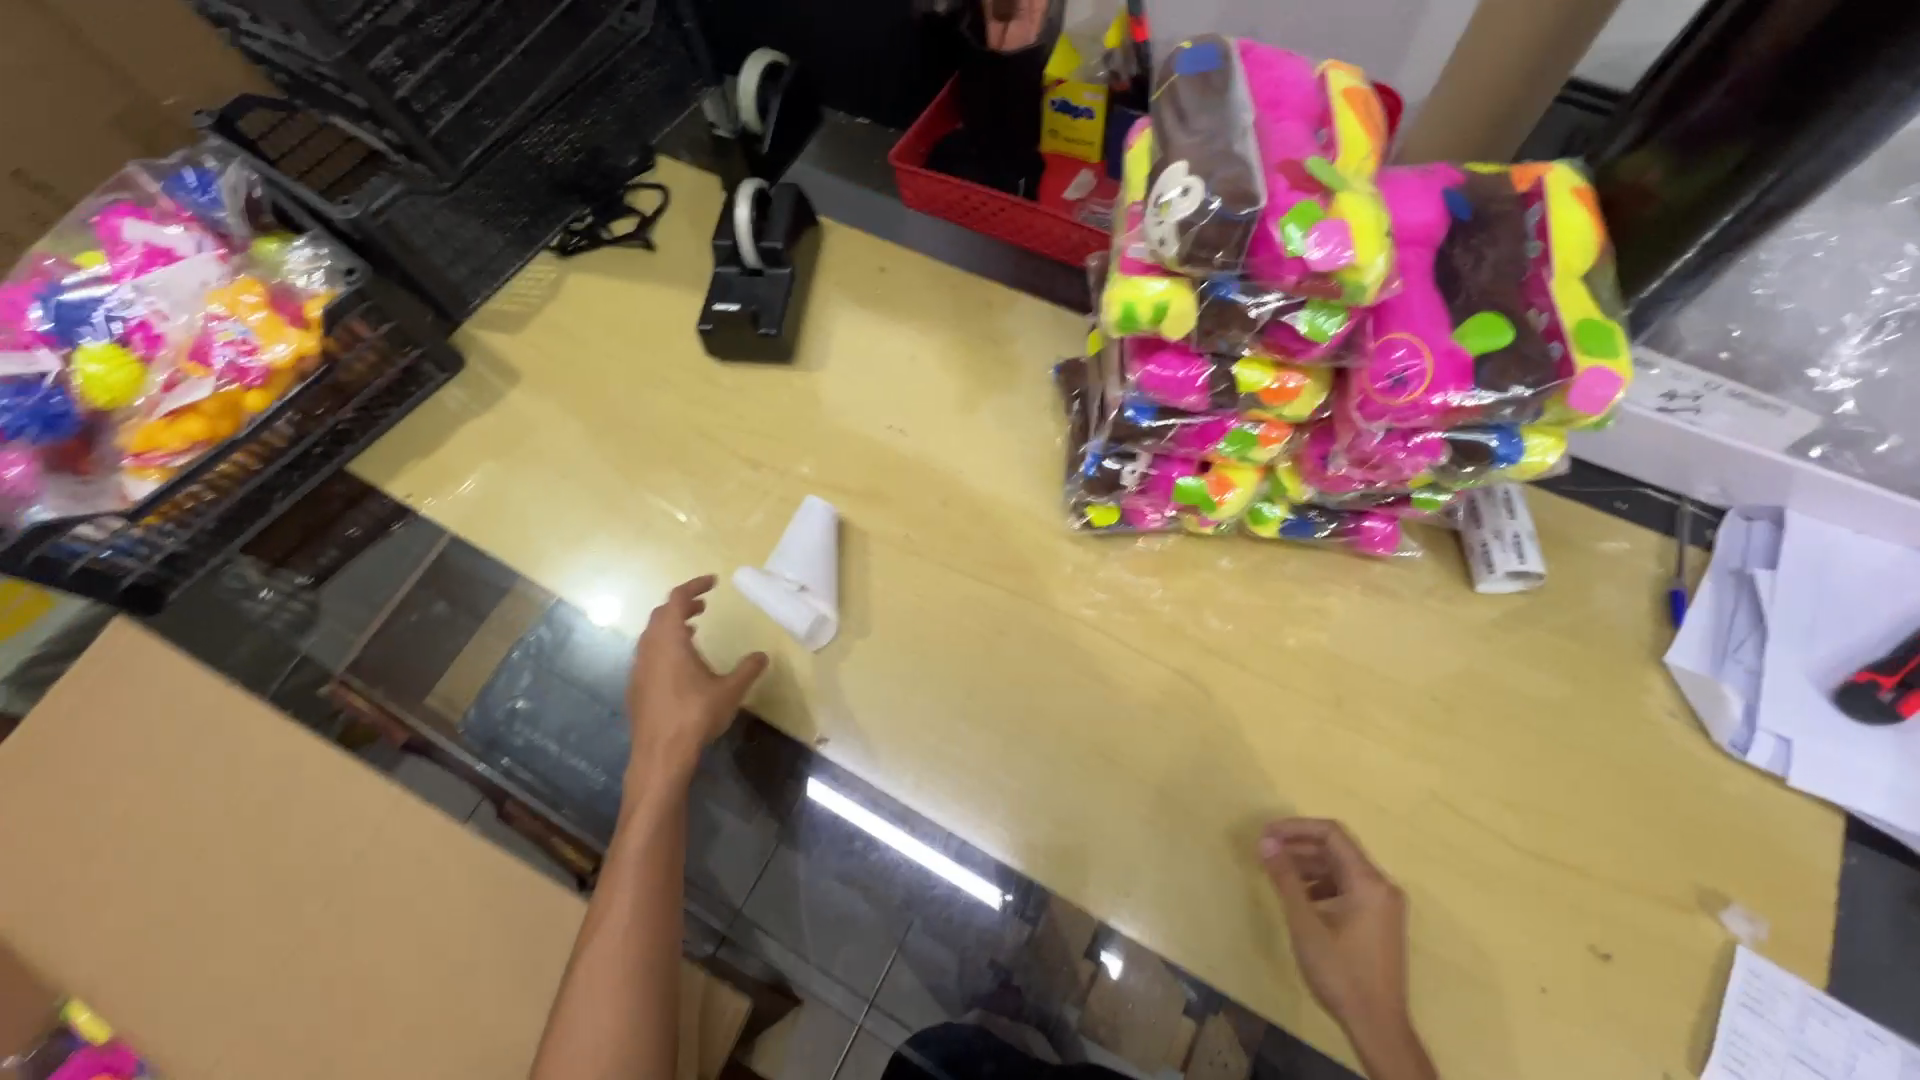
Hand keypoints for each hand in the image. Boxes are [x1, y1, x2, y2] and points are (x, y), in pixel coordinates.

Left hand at [626, 575, 767, 784]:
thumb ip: (748, 669)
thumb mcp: (730, 691)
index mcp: (670, 640)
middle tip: (704, 606)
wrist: (661, 754)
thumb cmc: (695, 715)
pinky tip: (681, 666)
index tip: (713, 583)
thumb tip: (763, 655)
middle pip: (661, 615)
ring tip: (694, 631)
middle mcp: (649, 648)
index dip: (694, 586)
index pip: (677, 599)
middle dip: (683, 606)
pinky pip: (649, 654)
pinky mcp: (636, 687)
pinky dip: (664, 647)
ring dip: (672, 627)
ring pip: (652, 635)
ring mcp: (639, 668)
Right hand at [1260, 819, 1433, 1078]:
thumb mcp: (1305, 922)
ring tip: (1277, 875)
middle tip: (1265, 853)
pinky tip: (1300, 900)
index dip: (1295, 828)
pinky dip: (1322, 885)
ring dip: (1308, 867)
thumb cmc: (1340, 971)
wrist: (1377, 1025)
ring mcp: (1383, 905)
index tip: (1266, 835)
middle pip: (1337, 850)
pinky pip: (1348, 889)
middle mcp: (1382, 886)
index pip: (1331, 834)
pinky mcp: (1379, 921)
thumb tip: (1266, 842)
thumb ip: (1285, 878)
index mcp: (1369, 882)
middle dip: (1299, 847)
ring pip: (1342, 870)